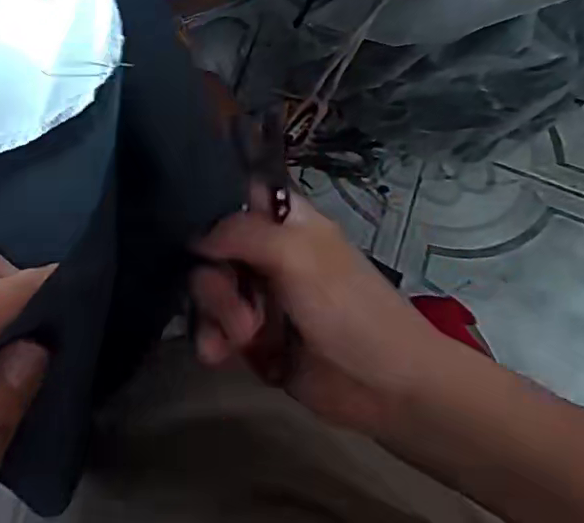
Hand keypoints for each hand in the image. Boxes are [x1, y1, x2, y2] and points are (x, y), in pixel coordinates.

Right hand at [189, 190, 450, 437]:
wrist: (388, 389)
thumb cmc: (349, 307)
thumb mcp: (296, 255)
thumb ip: (240, 233)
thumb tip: (195, 239)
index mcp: (283, 219)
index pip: (232, 195)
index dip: (208, 209)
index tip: (198, 235)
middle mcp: (266, 250)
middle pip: (211, 246)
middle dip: (215, 278)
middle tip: (236, 305)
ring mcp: (258, 293)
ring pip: (209, 287)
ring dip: (214, 312)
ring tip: (240, 338)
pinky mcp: (252, 335)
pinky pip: (214, 326)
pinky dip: (212, 338)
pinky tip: (216, 354)